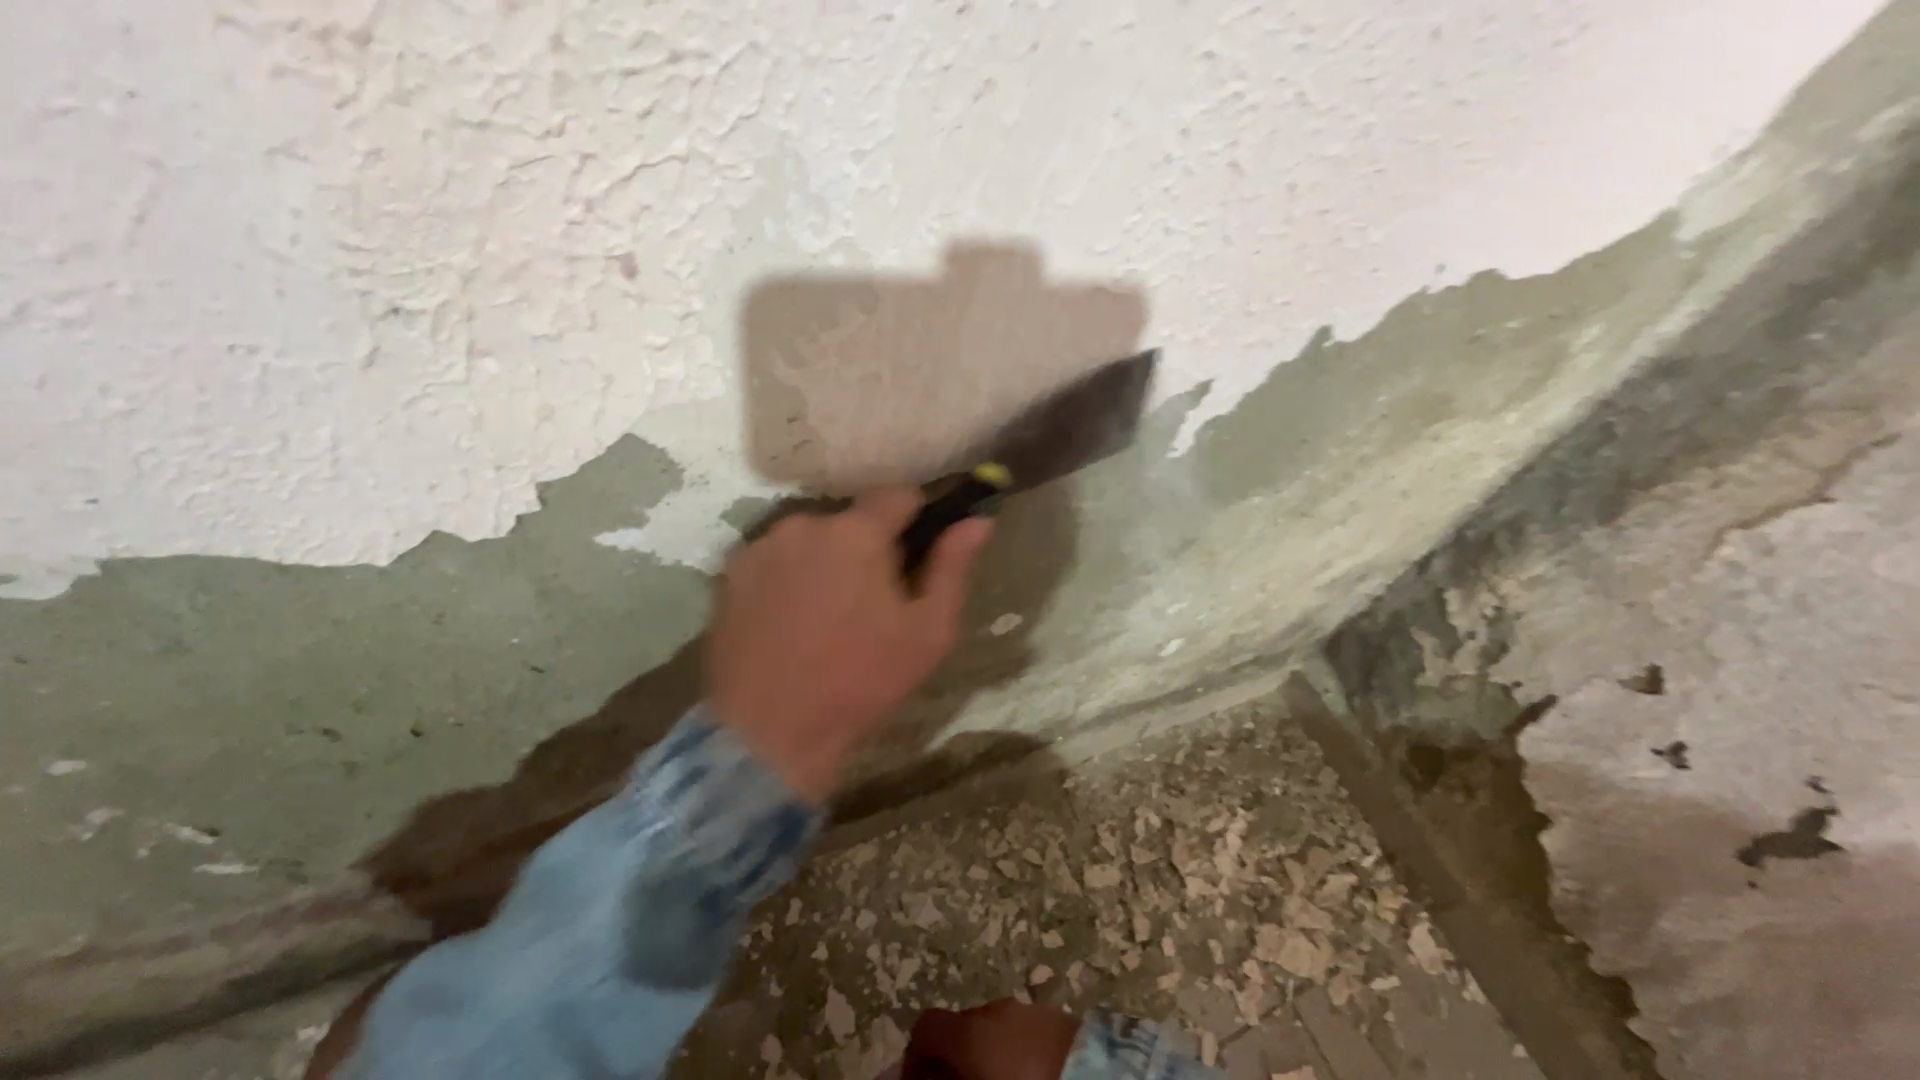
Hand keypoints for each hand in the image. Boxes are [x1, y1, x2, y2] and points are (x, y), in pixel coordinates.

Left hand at [707, 488, 993, 801]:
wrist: (771, 732)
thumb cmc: (862, 682)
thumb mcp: (928, 632)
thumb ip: (952, 568)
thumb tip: (977, 521)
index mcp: (856, 532)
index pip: (898, 496)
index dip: (916, 521)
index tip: (917, 557)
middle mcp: (804, 524)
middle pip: (851, 520)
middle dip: (867, 548)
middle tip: (873, 602)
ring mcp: (761, 547)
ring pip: (811, 539)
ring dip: (826, 561)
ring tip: (828, 616)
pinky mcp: (730, 574)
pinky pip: (775, 560)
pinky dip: (789, 577)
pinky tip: (792, 622)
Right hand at [902, 1000, 1082, 1079]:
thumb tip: (927, 1079)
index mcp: (971, 1031)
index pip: (926, 1028)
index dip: (914, 1058)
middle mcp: (996, 1011)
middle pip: (961, 1028)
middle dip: (954, 1060)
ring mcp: (1032, 1011)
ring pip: (996, 1030)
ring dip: (987, 1056)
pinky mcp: (1062, 1019)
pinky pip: (1025, 1033)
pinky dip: (1016, 1053)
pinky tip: (1028, 1078)